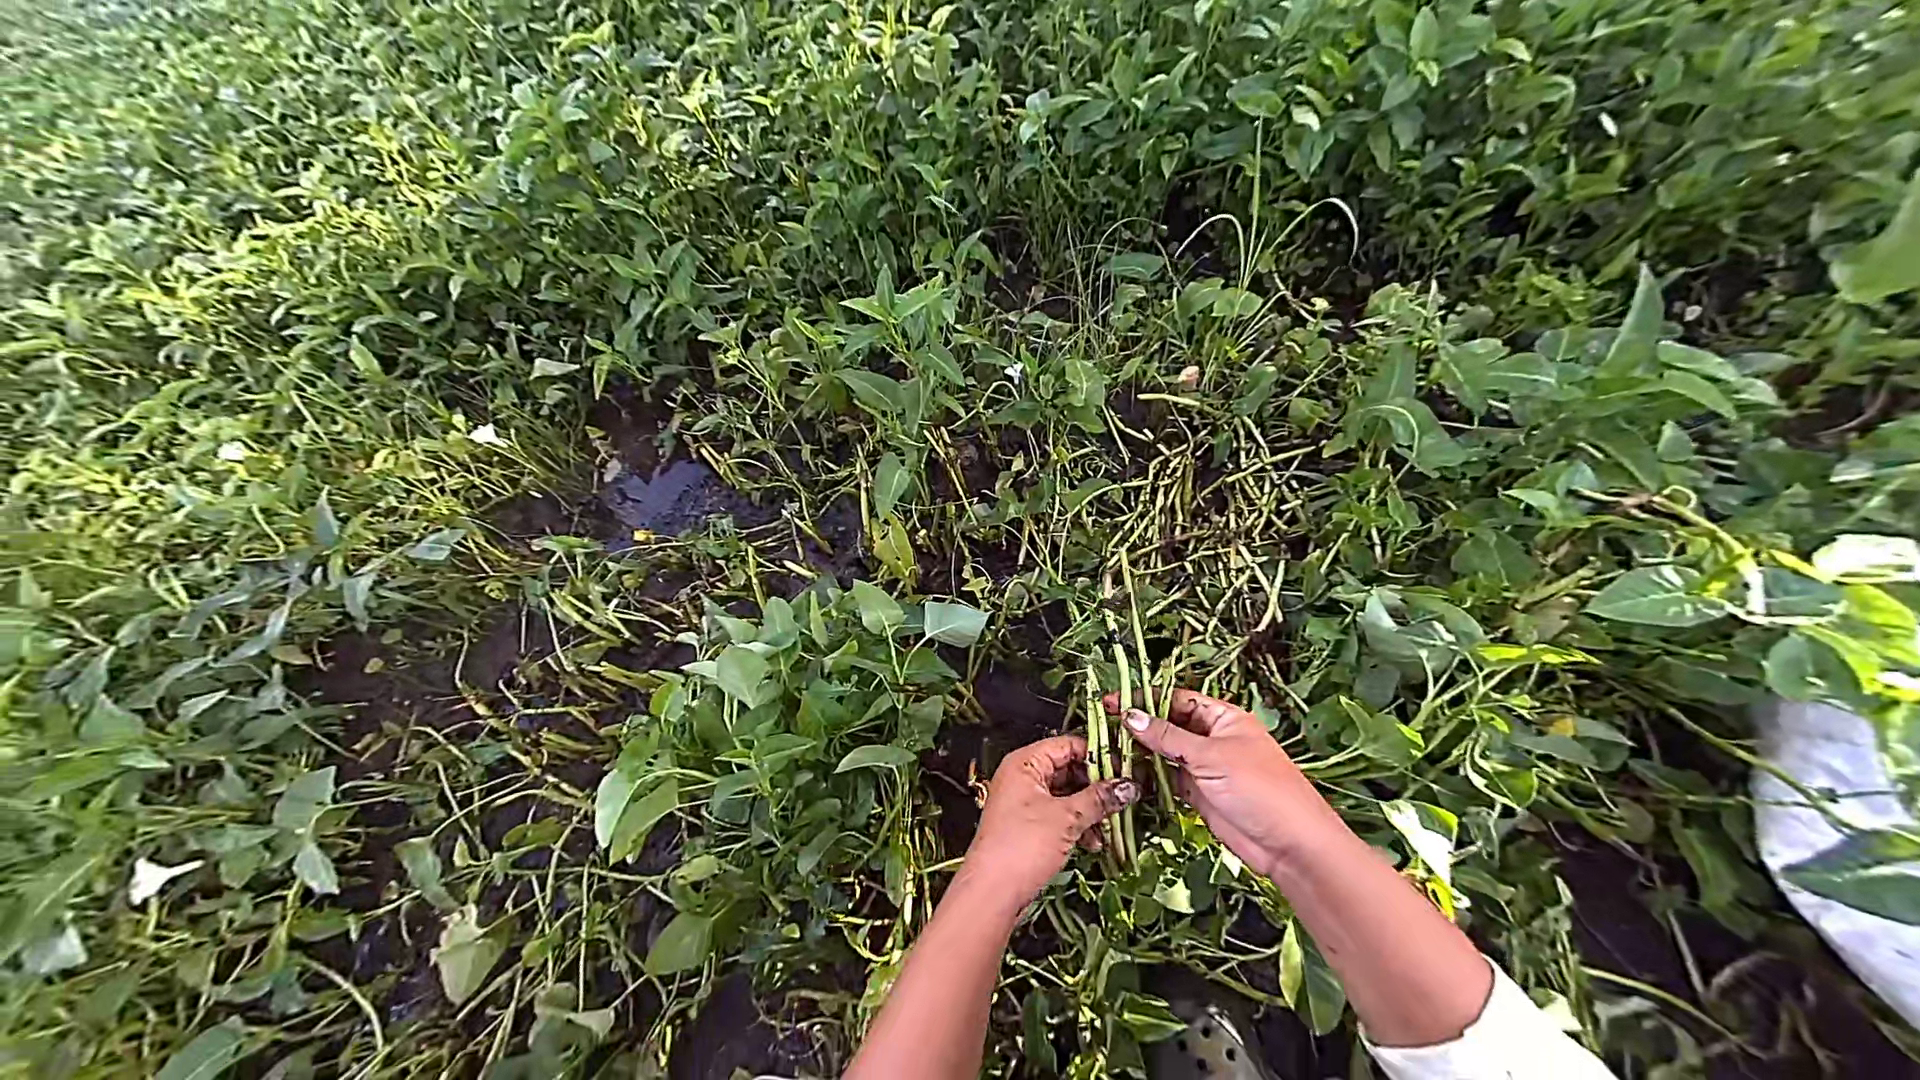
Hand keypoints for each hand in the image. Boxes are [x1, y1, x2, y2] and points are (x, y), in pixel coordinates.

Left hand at [961, 735, 1136, 910]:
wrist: (992, 891)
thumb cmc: (1017, 847)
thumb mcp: (1066, 818)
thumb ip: (1099, 799)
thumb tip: (1124, 786)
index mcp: (1025, 762)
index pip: (1068, 745)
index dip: (1097, 755)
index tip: (1122, 768)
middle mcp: (1022, 777)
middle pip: (1068, 769)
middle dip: (1096, 786)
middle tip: (1121, 796)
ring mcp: (1025, 801)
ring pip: (1066, 795)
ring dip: (1090, 809)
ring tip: (1110, 823)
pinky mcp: (1029, 825)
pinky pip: (1060, 815)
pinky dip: (1078, 825)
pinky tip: (1094, 841)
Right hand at [1105, 689, 1345, 876]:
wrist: (1291, 846)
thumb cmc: (1262, 789)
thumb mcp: (1211, 756)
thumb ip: (1167, 736)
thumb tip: (1130, 716)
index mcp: (1222, 718)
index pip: (1175, 700)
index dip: (1144, 700)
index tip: (1113, 702)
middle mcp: (1212, 738)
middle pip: (1167, 725)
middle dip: (1138, 726)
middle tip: (1104, 727)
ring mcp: (1205, 766)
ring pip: (1164, 752)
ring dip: (1140, 752)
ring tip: (1109, 751)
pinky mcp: (1199, 792)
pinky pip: (1167, 778)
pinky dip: (1148, 776)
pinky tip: (1127, 773)